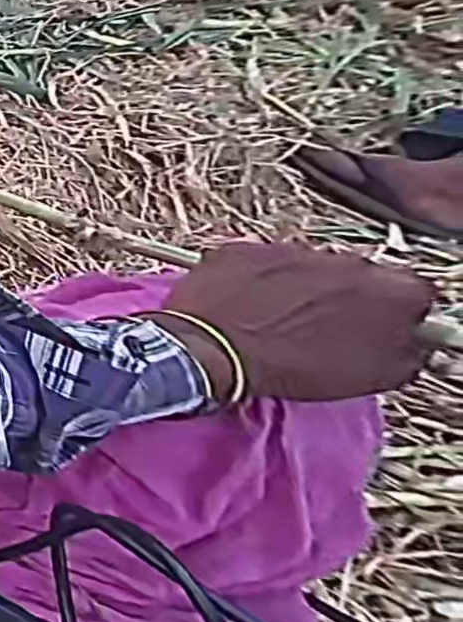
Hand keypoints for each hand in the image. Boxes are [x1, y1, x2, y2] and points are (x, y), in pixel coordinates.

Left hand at [158, 242, 434, 401]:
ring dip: (293, 282)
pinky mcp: (236, 249)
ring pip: (301, 265)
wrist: (212, 349)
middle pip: (353, 275)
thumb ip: (408, 346)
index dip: (388, 312)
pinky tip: (238, 297)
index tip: (370, 326)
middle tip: (313, 319)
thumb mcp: (382, 373)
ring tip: (270, 311)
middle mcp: (344, 260)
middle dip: (340, 293)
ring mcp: (286, 250)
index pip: (409, 294)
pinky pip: (253, 261)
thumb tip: (408, 337)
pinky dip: (249, 275)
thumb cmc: (296, 367)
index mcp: (394, 289)